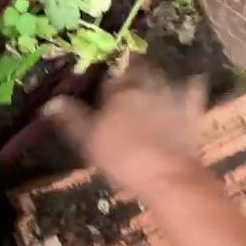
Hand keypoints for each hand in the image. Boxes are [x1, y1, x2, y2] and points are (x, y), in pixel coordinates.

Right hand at [44, 61, 208, 195]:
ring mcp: (172, 95)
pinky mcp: (192, 110)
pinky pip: (193, 90)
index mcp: (120, 90)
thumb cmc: (122, 156)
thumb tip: (51, 102)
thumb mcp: (88, 140)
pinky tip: (193, 82)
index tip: (104, 84)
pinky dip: (192, 86)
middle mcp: (146, 85)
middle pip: (138, 71)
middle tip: (126, 80)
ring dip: (156, 77)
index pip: (110, 76)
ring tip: (151, 83)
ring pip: (163, 77)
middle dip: (132, 72)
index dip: (106, 79)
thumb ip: (71, 118)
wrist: (166, 174)